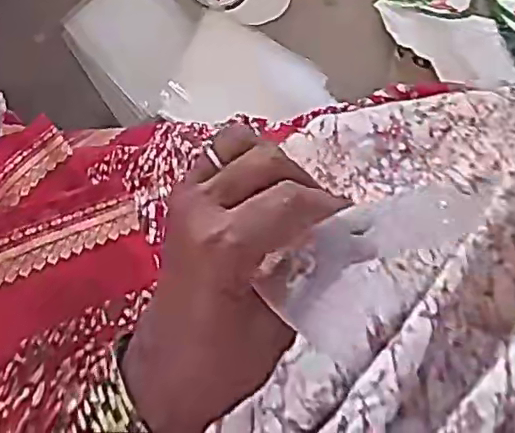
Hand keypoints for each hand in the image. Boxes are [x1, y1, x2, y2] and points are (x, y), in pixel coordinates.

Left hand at [121, 124, 347, 432]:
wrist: (163, 371)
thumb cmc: (219, 363)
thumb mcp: (276, 328)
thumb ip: (308, 276)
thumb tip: (341, 242)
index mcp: (223, 243)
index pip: (290, 200)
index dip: (328, 205)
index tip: (351, 216)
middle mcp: (201, 206)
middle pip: (269, 161)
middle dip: (305, 183)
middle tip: (324, 212)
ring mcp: (186, 194)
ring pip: (240, 143)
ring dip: (273, 163)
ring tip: (291, 194)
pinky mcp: (180, 193)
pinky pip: (216, 153)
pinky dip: (243, 158)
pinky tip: (260, 186)